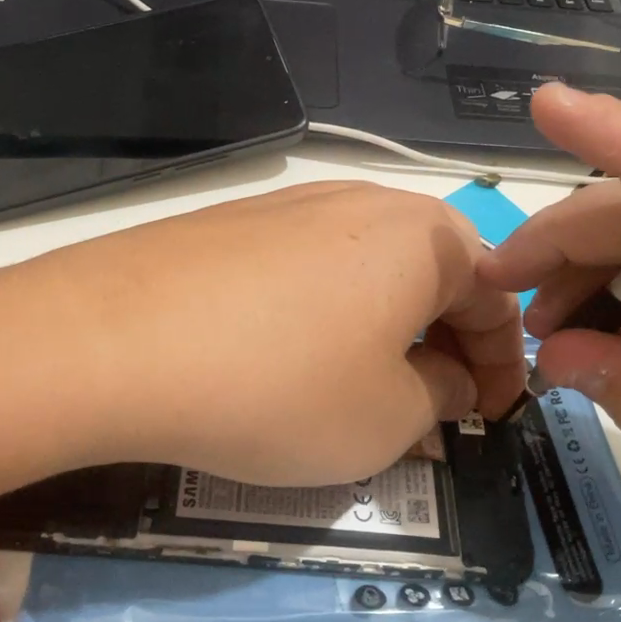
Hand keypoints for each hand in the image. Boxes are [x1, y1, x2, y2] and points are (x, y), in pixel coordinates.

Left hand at [20, 182, 525, 487]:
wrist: (117, 337)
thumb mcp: (385, 420)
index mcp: (421, 237)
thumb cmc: (281, 385)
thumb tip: (449, 380)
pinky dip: (324, 309)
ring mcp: (290, 203)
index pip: (496, 296)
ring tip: (361, 383)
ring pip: (367, 266)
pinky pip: (307, 264)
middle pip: (431, 271)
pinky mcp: (233, 220)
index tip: (488, 418)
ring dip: (384, 323)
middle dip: (446, 339)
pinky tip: (287, 354)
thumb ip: (440, 399)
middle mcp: (362, 201)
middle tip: (432, 404)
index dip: (503, 365)